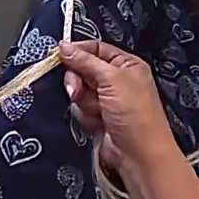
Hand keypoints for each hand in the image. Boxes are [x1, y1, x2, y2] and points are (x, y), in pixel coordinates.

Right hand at [58, 40, 183, 173]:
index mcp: (126, 64)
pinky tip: (97, 122)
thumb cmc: (132, 111)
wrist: (139, 154)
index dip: (78, 51)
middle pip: (83, 69)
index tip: (59, 54)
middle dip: (78, 81)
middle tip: (76, 90)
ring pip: (79, 90)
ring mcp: (107, 99)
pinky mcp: (99, 117)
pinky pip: (80, 108)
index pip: (96, 48)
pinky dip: (86, 115)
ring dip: (83, 101)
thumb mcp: (111, 78)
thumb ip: (85, 61)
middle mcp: (117, 79)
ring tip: (96, 111)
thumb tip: (63, 45)